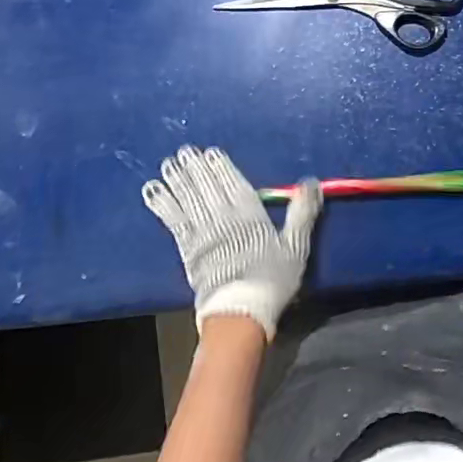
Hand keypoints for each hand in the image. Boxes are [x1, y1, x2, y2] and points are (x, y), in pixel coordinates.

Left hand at [142, 146, 321, 338]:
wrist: (241, 309)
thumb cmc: (273, 280)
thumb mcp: (296, 247)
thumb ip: (302, 213)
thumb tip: (311, 182)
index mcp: (250, 213)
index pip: (232, 182)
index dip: (220, 166)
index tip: (210, 152)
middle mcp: (223, 215)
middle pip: (207, 185)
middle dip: (195, 167)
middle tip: (184, 152)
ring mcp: (202, 230)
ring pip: (188, 197)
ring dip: (177, 178)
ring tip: (168, 164)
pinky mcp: (186, 246)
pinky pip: (172, 218)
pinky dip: (161, 203)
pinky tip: (151, 189)